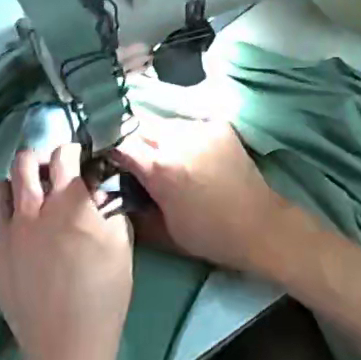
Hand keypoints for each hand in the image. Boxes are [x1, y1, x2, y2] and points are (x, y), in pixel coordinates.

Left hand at [0, 145, 132, 359]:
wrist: (71, 342)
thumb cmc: (105, 289)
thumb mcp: (121, 240)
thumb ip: (109, 207)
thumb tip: (97, 192)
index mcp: (68, 200)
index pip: (63, 155)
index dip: (73, 153)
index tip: (80, 162)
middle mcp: (32, 210)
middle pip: (23, 164)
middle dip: (38, 161)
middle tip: (51, 175)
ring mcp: (6, 237)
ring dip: (11, 190)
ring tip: (26, 203)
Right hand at [112, 115, 292, 274]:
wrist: (258, 224)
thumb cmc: (207, 235)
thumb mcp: (160, 230)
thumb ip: (132, 206)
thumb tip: (108, 193)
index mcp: (160, 167)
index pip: (120, 143)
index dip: (108, 150)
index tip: (102, 158)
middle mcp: (179, 139)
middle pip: (141, 127)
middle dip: (132, 140)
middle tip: (131, 159)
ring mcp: (202, 128)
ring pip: (166, 123)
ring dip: (158, 136)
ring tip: (162, 157)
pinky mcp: (220, 125)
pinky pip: (190, 124)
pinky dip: (183, 136)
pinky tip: (188, 154)